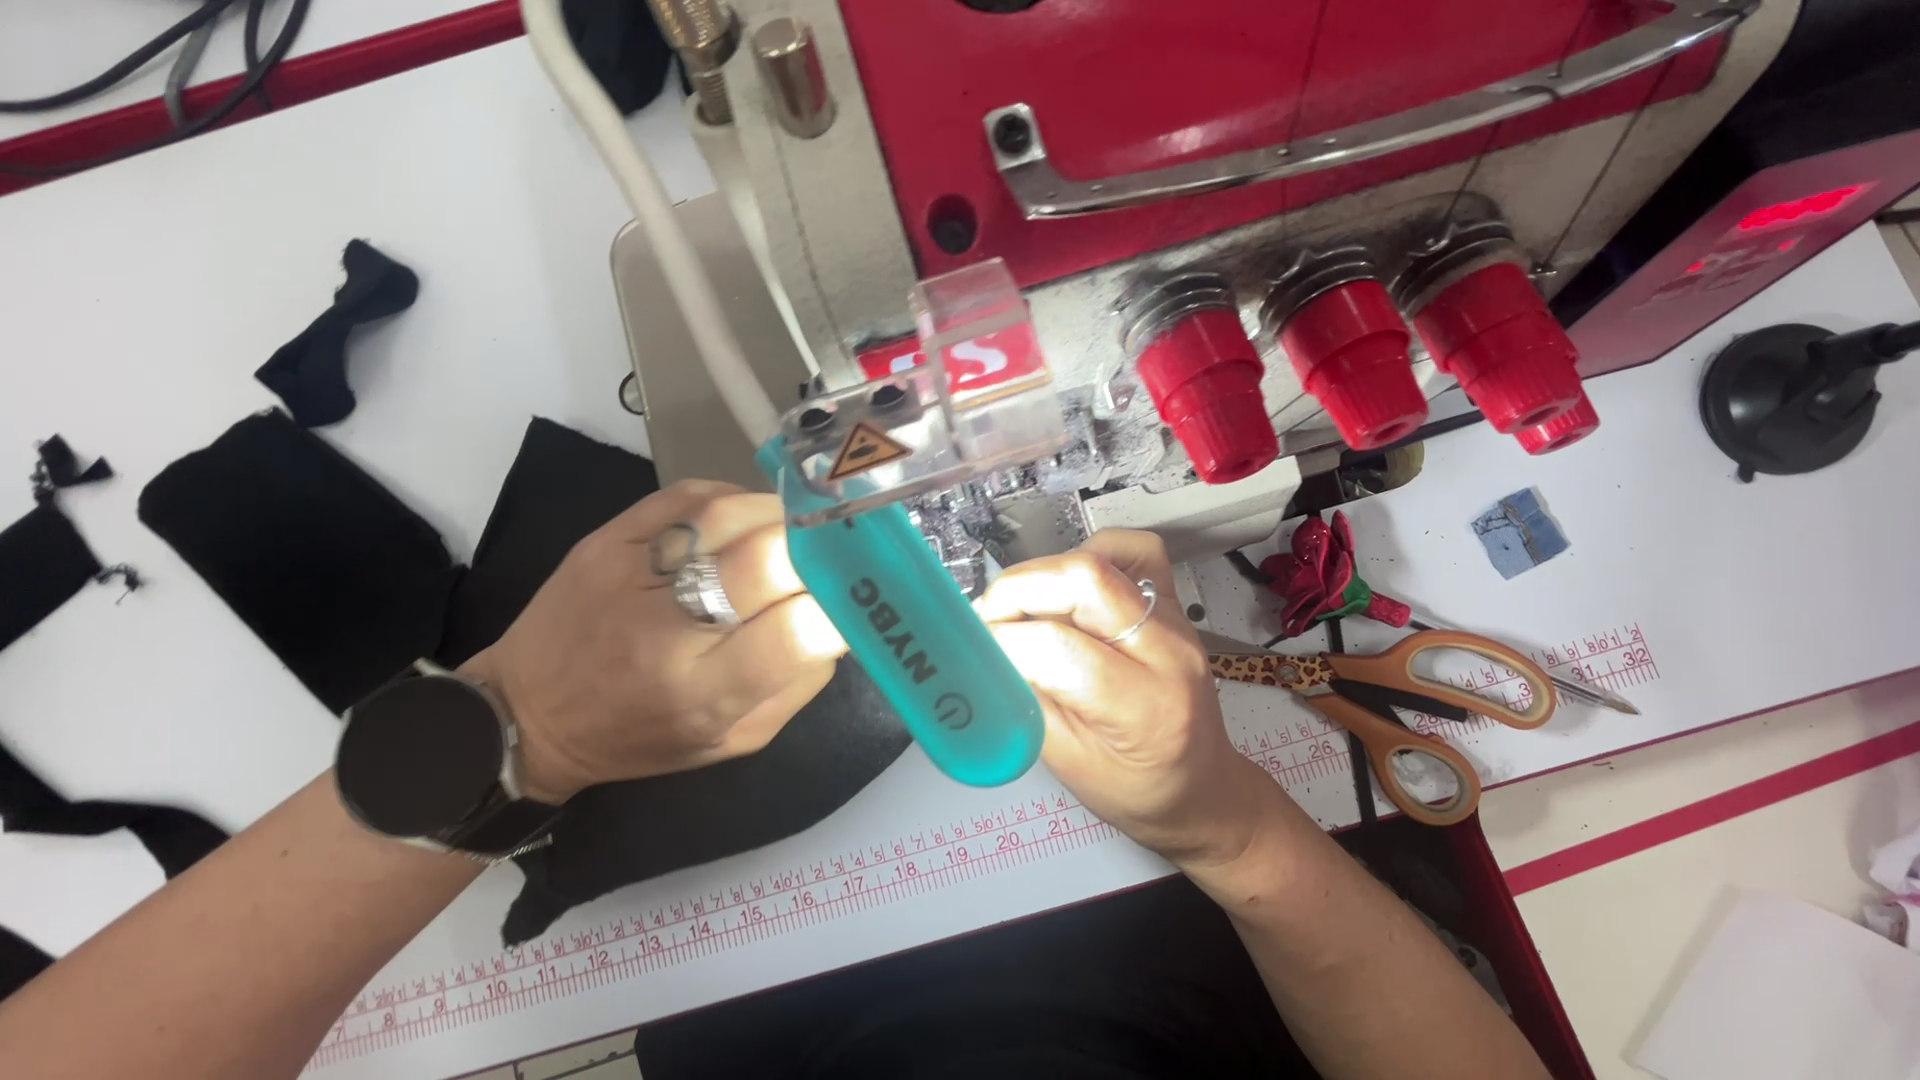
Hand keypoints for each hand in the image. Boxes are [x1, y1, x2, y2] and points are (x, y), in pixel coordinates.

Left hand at [461, 479, 847, 802]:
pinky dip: (733, 499)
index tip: (846, 604)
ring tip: (790, 535)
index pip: (796, 633)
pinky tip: (743, 522)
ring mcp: (630, 574)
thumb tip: (835, 619)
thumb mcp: (733, 742)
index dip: (837, 610)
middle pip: (765, 560)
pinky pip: (689, 495)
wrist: (529, 712)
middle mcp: (666, 632)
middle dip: (812, 554)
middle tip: (827, 558)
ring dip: (778, 518)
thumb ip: (795, 686)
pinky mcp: (606, 538)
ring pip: (729, 514)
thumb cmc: (639, 737)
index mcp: (702, 695)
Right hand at [975, 530, 1279, 868]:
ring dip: (1046, 575)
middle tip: (991, 620)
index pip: (1057, 646)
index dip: (1002, 639)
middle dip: (1017, 589)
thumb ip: (1024, 703)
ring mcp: (1175, 620)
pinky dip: (1090, 556)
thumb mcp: (1067, 764)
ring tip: (1027, 610)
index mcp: (1142, 707)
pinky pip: (1134, 550)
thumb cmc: (1137, 790)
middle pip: (1082, 580)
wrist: (1202, 787)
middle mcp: (1166, 651)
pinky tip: (1070, 590)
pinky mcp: (1174, 603)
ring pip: (1102, 557)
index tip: (974, 647)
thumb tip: (983, 653)